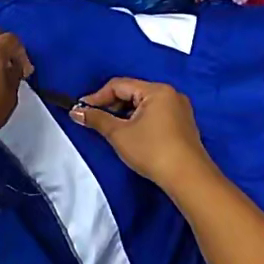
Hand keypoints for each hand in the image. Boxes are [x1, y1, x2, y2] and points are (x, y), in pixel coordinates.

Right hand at [70, 77, 215, 185]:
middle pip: (132, 92)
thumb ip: (96, 119)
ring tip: (110, 128)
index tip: (81, 110)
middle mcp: (170, 94)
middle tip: (94, 119)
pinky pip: (154, 113)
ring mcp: (179, 109)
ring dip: (123, 113)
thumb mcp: (118, 134)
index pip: (119, 85)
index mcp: (156, 91)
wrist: (188, 178)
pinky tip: (130, 133)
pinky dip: (138, 119)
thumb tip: (75, 111)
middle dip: (111, 105)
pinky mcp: (182, 123)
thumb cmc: (152, 150)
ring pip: (143, 104)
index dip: (97, 97)